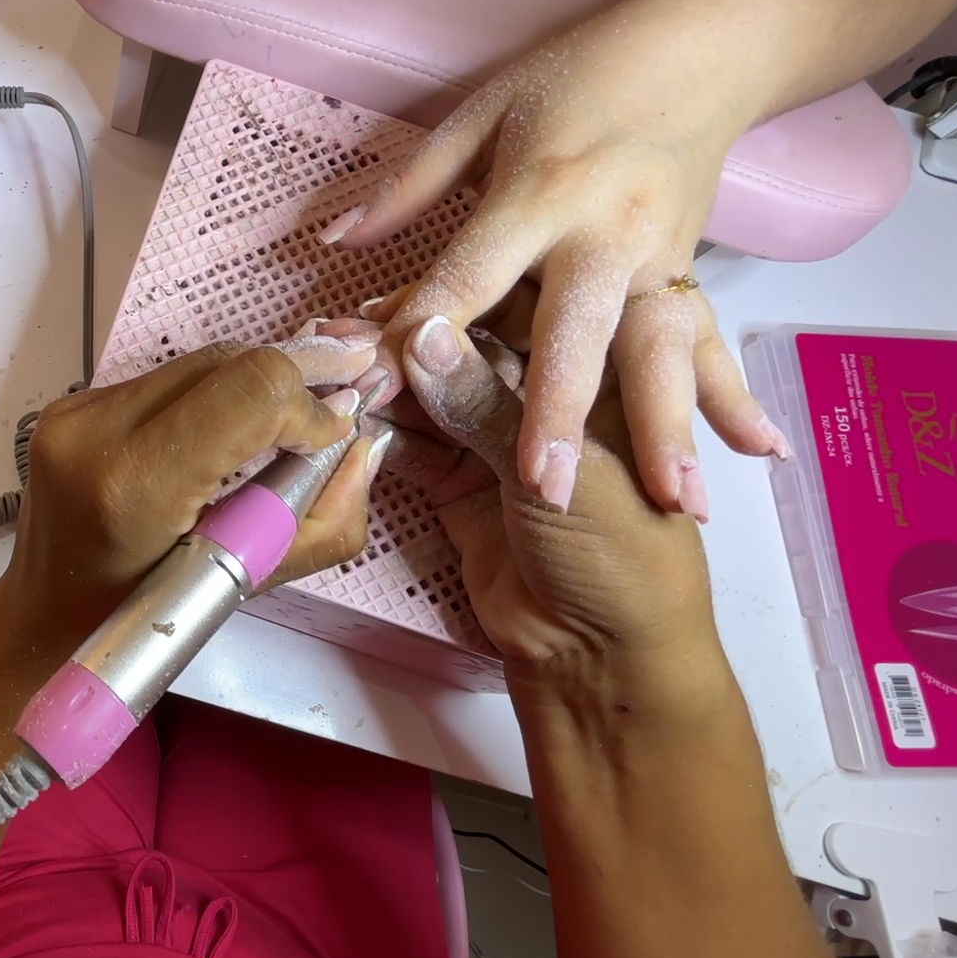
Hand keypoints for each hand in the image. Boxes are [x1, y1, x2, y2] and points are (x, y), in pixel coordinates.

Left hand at [0, 341, 388, 738]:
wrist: (44, 617)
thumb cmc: (138, 622)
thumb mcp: (242, 586)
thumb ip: (320, 520)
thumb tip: (364, 444)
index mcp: (132, 485)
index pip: (248, 392)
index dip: (307, 400)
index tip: (335, 428)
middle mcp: (92, 429)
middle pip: (227, 362)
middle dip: (296, 370)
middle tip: (350, 368)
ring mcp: (74, 411)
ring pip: (198, 363)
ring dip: (258, 378)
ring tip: (307, 389)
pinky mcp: (71, 405)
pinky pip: (167, 380)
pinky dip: (216, 391)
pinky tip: (244, 411)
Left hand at [317, 9, 792, 521]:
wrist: (715, 38)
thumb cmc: (581, 79)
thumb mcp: (482, 119)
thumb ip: (411, 188)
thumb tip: (334, 239)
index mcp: (541, 194)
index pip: (468, 280)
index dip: (423, 334)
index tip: (389, 389)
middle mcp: (606, 234)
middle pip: (574, 333)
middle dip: (557, 410)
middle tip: (543, 484)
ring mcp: (660, 260)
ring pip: (658, 351)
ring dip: (664, 426)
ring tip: (670, 498)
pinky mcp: (691, 275)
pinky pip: (711, 343)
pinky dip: (736, 397)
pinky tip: (761, 451)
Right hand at [386, 314, 727, 698]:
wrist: (595, 653)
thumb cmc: (616, 555)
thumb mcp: (554, 469)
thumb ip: (484, 403)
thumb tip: (420, 334)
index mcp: (595, 377)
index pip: (522, 318)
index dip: (459, 305)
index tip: (396, 303)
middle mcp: (540, 401)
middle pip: (466, 357)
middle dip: (410, 350)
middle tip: (349, 339)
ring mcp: (494, 443)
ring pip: (434, 401)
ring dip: (389, 393)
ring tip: (339, 378)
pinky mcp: (458, 483)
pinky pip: (416, 448)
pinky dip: (384, 438)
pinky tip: (351, 424)